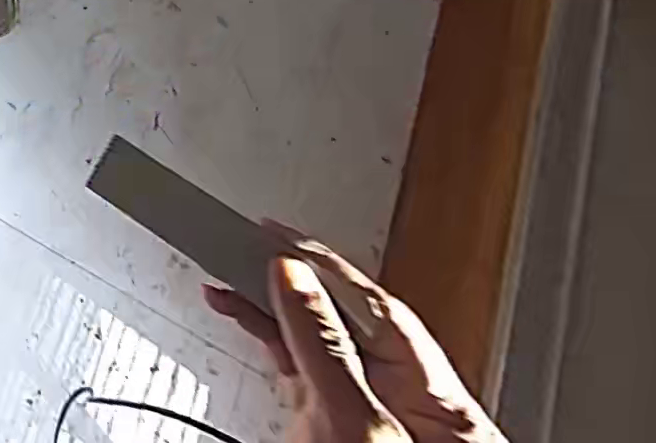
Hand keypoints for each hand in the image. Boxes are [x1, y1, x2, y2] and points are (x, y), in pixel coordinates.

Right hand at [203, 227, 502, 442]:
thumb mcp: (356, 423)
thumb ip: (323, 345)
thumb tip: (292, 276)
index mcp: (435, 400)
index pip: (376, 308)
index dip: (323, 263)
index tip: (272, 232)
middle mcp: (398, 396)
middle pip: (338, 314)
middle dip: (283, 276)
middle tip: (236, 242)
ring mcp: (359, 404)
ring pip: (305, 330)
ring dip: (259, 298)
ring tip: (220, 273)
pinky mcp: (322, 414)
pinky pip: (286, 353)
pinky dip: (254, 325)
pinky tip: (229, 307)